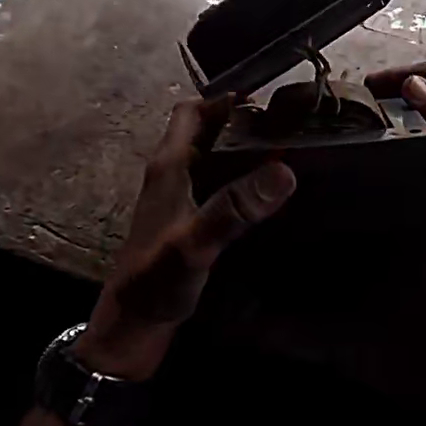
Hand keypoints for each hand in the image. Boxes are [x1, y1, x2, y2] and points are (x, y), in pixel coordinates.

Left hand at [73, 96, 295, 379]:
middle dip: (246, 121)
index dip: (226, 98)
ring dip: (248, 148)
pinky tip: (271, 187)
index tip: (271, 99)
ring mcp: (184, 196)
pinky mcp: (193, 217)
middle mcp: (176, 173)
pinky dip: (247, 176)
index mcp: (169, 166)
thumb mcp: (196, 242)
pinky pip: (224, 182)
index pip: (193, 112)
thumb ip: (236, 206)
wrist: (133, 326)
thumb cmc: (156, 280)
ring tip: (293, 147)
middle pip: (209, 130)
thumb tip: (286, 169)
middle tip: (293, 122)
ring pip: (218, 156)